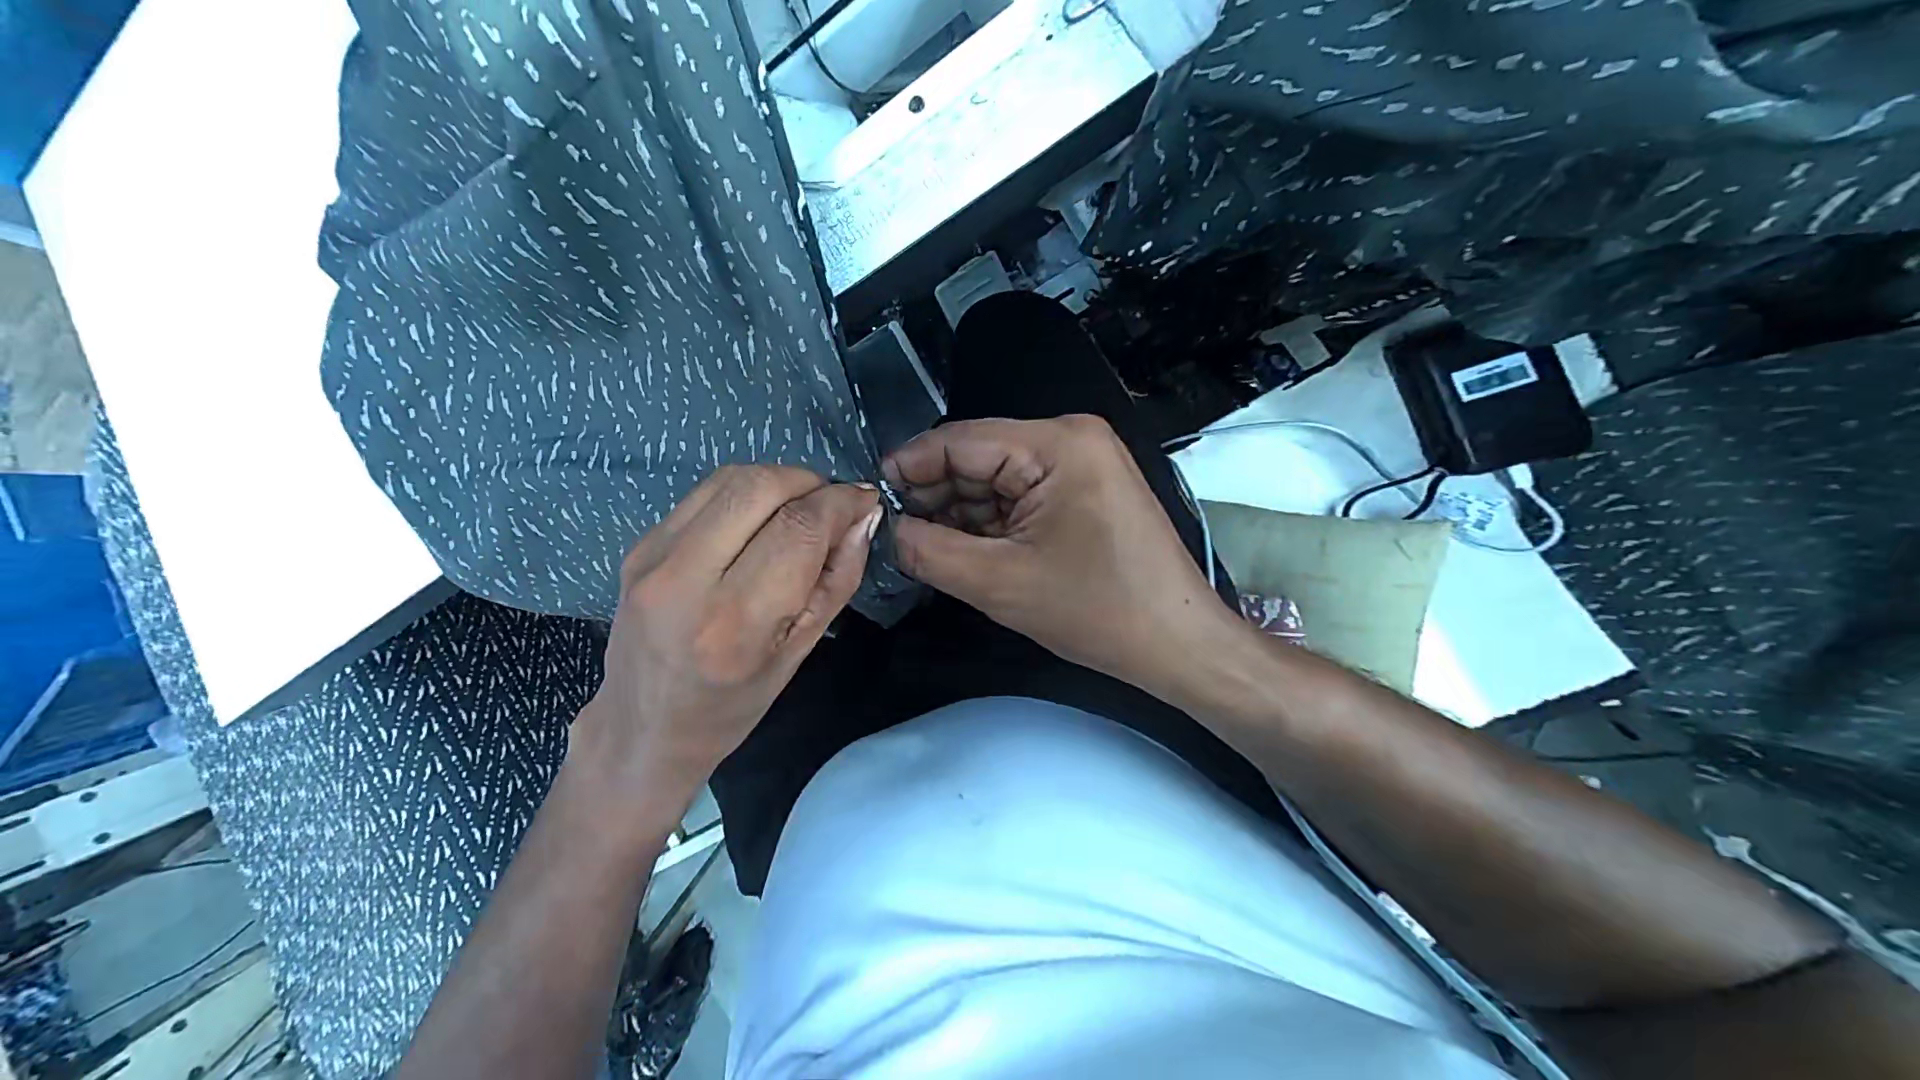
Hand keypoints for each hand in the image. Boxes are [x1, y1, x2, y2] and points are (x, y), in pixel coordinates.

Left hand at [572, 466, 880, 821]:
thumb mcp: (800, 652)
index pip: (798, 529)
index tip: (865, 501)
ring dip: (779, 481)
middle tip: (833, 505)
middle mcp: (684, 580)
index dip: (841, 503)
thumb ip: (837, 579)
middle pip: (760, 487)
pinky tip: (761, 519)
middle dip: (811, 482)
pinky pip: (704, 493)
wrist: (642, 728)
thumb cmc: (732, 706)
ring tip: (801, 509)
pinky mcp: (639, 545)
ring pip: (730, 478)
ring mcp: (652, 556)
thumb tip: (864, 516)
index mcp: (733, 624)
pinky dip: (746, 494)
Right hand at [882, 415, 1238, 698]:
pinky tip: (965, 549)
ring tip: (926, 549)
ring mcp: (1082, 463)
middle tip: (897, 534)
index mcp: (1057, 444)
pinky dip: (990, 522)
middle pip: (978, 457)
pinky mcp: (1086, 490)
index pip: (959, 440)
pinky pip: (1022, 495)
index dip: (909, 467)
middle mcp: (1071, 439)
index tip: (872, 499)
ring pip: (997, 479)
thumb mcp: (999, 583)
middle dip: (936, 496)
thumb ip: (929, 551)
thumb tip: (886, 529)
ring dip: (961, 513)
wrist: (1178, 644)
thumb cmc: (1098, 611)